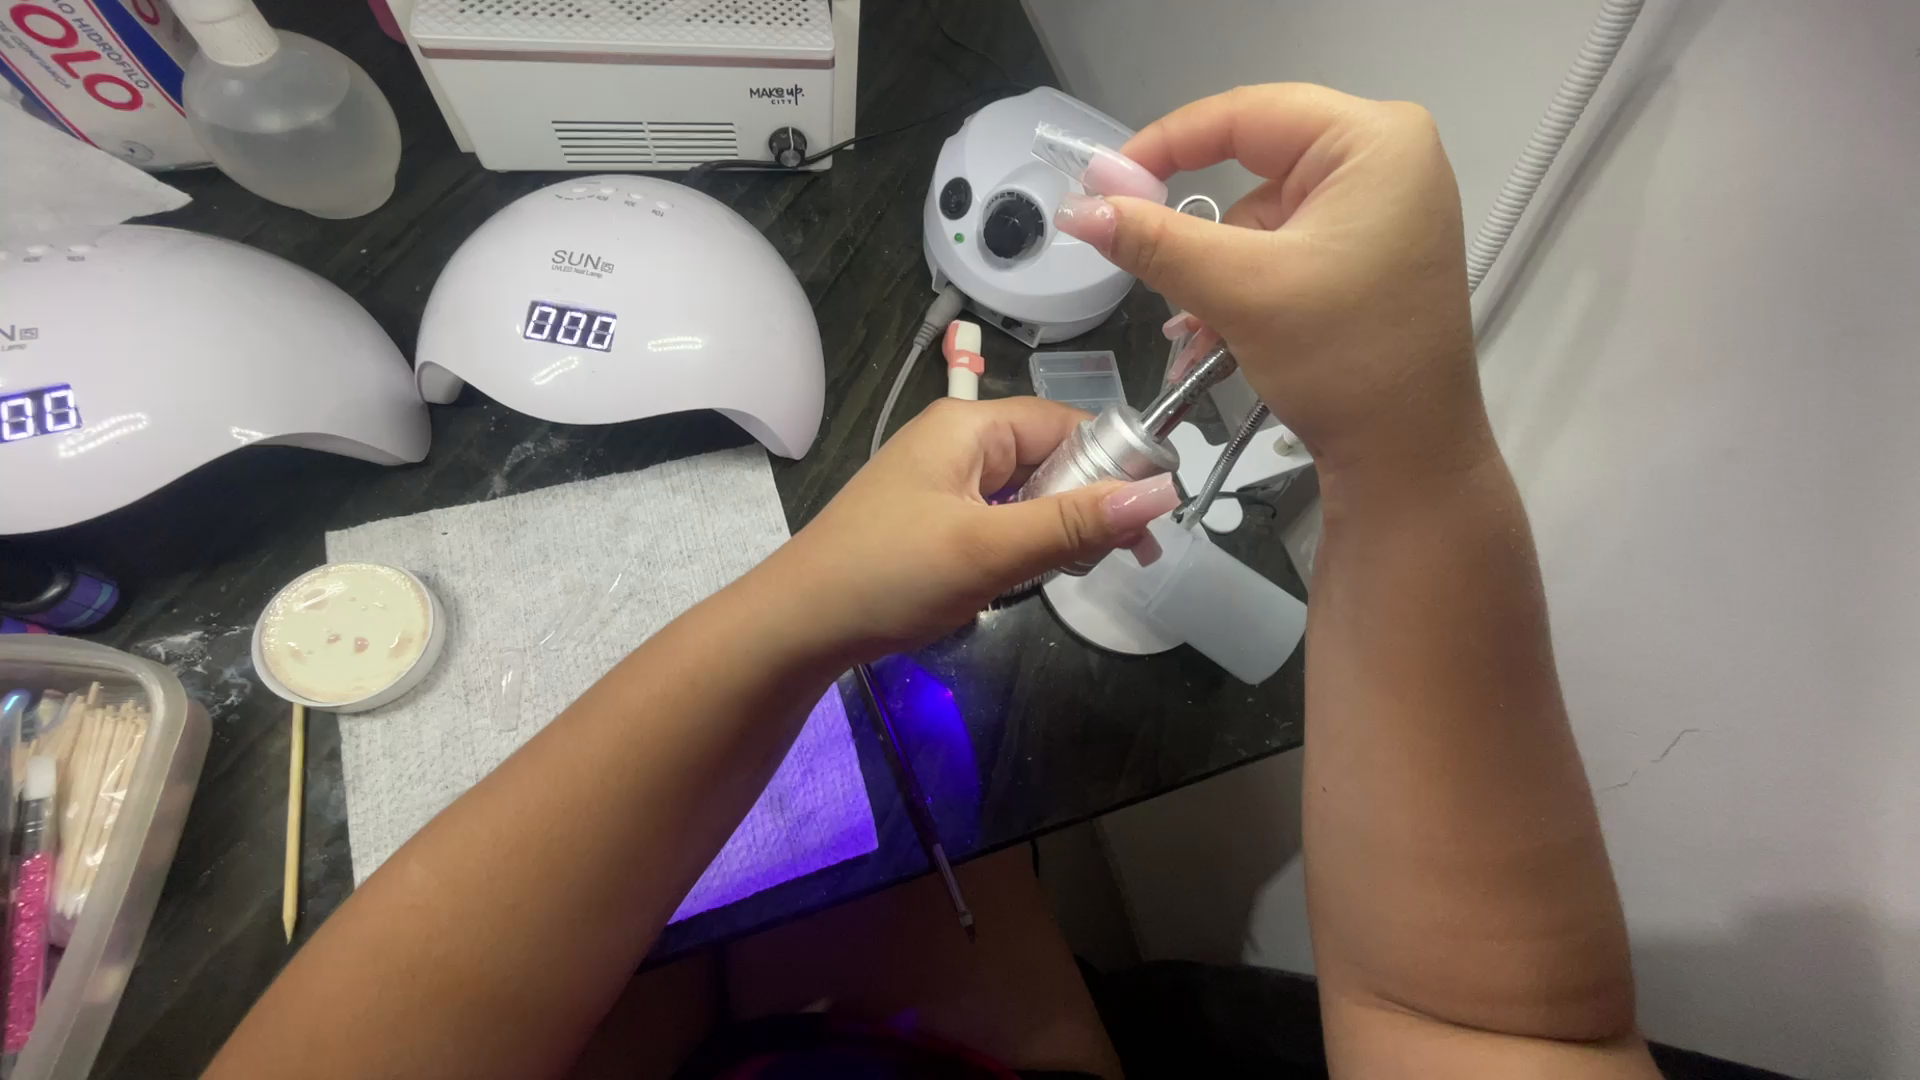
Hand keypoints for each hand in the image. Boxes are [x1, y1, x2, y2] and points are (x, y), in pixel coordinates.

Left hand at [762, 397, 1179, 662]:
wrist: (799, 625)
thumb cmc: (890, 575)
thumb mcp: (989, 549)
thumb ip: (1075, 522)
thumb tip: (1162, 492)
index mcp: (968, 426)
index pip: (1067, 424)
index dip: (1116, 462)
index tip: (1154, 514)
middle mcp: (957, 443)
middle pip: (1049, 457)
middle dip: (1090, 501)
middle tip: (1128, 555)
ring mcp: (943, 483)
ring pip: (1027, 493)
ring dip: (1059, 527)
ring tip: (1082, 568)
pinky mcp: (934, 520)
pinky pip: (999, 518)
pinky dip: (1024, 542)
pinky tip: (1032, 573)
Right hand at [1053, 84, 1491, 480]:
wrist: (1403, 453)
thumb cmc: (1348, 363)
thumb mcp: (1240, 291)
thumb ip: (1155, 242)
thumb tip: (1082, 210)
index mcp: (1372, 143)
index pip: (1244, 114)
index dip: (1164, 145)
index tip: (1105, 183)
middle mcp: (1380, 165)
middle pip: (1248, 174)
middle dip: (1195, 238)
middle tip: (1148, 270)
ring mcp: (1372, 217)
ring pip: (1254, 227)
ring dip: (1211, 282)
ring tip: (1197, 337)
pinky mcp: (1357, 260)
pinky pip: (1273, 259)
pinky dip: (1236, 297)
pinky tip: (1217, 340)